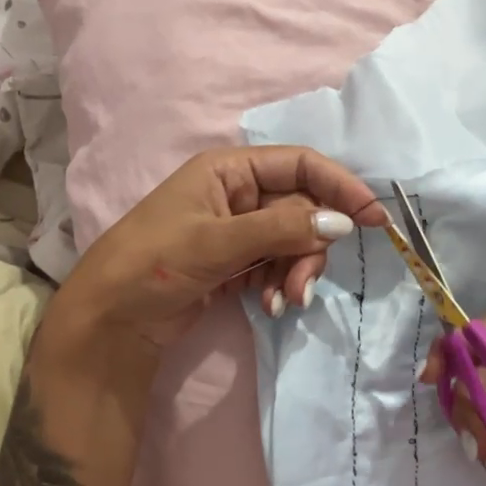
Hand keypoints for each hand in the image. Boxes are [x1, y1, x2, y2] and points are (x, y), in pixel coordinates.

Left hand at [52, 147, 386, 356]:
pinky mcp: (238, 264)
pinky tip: (272, 306)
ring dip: (297, 271)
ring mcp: (239, 231)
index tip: (373, 218)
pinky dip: (282, 284)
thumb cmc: (153, 264)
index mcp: (229, 170)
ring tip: (284, 301)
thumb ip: (280, 229)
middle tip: (302, 284)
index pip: (301, 165)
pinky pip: (278, 266)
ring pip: (295, 242)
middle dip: (310, 248)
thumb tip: (340, 223)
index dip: (340, 186)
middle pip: (304, 209)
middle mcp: (238, 194)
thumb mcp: (217, 242)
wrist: (111, 320)